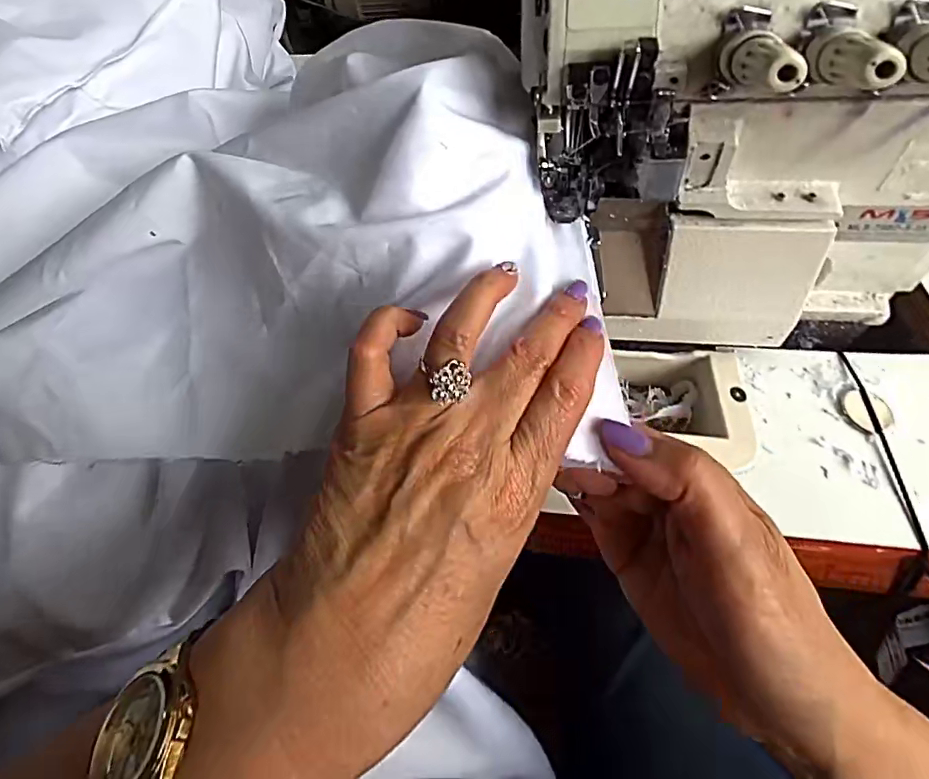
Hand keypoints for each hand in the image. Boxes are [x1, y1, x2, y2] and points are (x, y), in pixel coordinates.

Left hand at [180, 265, 604, 777]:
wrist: (336, 650)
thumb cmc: (417, 630)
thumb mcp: (500, 558)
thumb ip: (515, 490)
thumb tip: (525, 445)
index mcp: (511, 489)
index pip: (562, 399)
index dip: (583, 356)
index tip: (591, 333)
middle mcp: (467, 446)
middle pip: (525, 359)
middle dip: (555, 317)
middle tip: (568, 296)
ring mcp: (412, 427)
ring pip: (458, 337)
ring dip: (485, 299)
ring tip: (502, 277)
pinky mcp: (361, 424)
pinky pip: (373, 352)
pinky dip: (390, 323)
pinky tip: (411, 316)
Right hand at [560, 428, 928, 778]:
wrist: (785, 705)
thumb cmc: (781, 626)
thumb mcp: (737, 543)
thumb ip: (687, 480)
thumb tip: (628, 437)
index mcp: (703, 482)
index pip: (644, 438)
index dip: (606, 427)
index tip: (570, 422)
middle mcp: (676, 500)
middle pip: (618, 457)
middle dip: (585, 448)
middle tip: (550, 448)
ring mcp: (653, 532)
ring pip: (604, 484)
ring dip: (577, 471)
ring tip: (546, 464)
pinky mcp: (635, 563)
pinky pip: (599, 522)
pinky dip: (578, 504)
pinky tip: (563, 493)